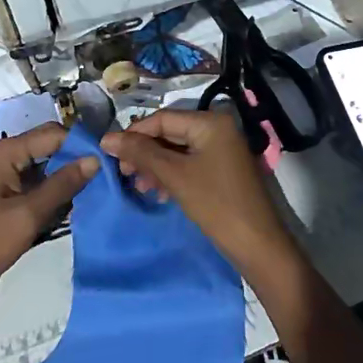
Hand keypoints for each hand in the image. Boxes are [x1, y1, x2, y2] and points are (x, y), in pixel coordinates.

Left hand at [0, 124, 97, 295]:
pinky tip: (65, 210)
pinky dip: (48, 192)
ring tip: (89, 197)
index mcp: (5, 151)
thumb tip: (95, 159)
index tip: (109, 163)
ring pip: (42, 167)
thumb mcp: (27, 216)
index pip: (54, 134)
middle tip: (102, 183)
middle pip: (48, 147)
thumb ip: (62, 185)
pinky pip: (31, 182)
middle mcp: (1, 154)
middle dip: (74, 163)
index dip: (82, 145)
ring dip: (62, 181)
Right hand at [101, 109, 296, 272]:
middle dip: (144, 152)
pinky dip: (171, 175)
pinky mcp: (221, 170)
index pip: (162, 118)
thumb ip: (141, 154)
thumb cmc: (215, 203)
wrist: (256, 243)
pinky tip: (158, 192)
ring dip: (155, 166)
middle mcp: (217, 129)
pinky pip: (189, 164)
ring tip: (139, 186)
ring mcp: (221, 149)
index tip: (108, 153)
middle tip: (123, 173)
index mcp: (210, 122)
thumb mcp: (174, 175)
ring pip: (177, 150)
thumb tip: (107, 139)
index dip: (134, 134)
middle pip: (170, 133)